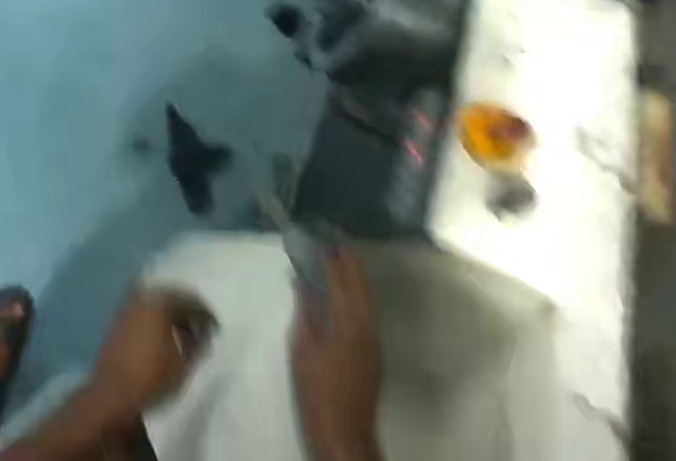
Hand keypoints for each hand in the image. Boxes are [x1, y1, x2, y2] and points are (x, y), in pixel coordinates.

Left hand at [84, 287, 216, 426]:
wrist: (111, 396)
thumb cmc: (151, 378)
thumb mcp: (184, 364)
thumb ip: (198, 344)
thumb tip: (203, 334)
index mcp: (161, 299)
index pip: (192, 300)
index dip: (207, 316)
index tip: (216, 330)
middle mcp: (143, 295)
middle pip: (173, 299)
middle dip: (189, 314)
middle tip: (202, 332)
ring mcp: (128, 306)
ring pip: (158, 306)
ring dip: (172, 318)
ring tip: (184, 338)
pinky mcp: (118, 319)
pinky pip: (145, 314)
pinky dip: (157, 322)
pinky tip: (164, 340)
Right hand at [291, 246, 382, 460]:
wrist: (342, 434)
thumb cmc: (316, 391)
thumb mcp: (302, 349)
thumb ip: (305, 312)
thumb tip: (303, 283)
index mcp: (348, 324)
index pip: (340, 282)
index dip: (332, 261)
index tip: (323, 240)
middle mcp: (366, 327)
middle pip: (361, 286)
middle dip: (351, 263)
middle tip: (337, 241)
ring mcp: (373, 341)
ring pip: (368, 299)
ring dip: (357, 276)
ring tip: (343, 258)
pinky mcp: (373, 352)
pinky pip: (368, 311)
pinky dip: (359, 293)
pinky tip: (348, 291)